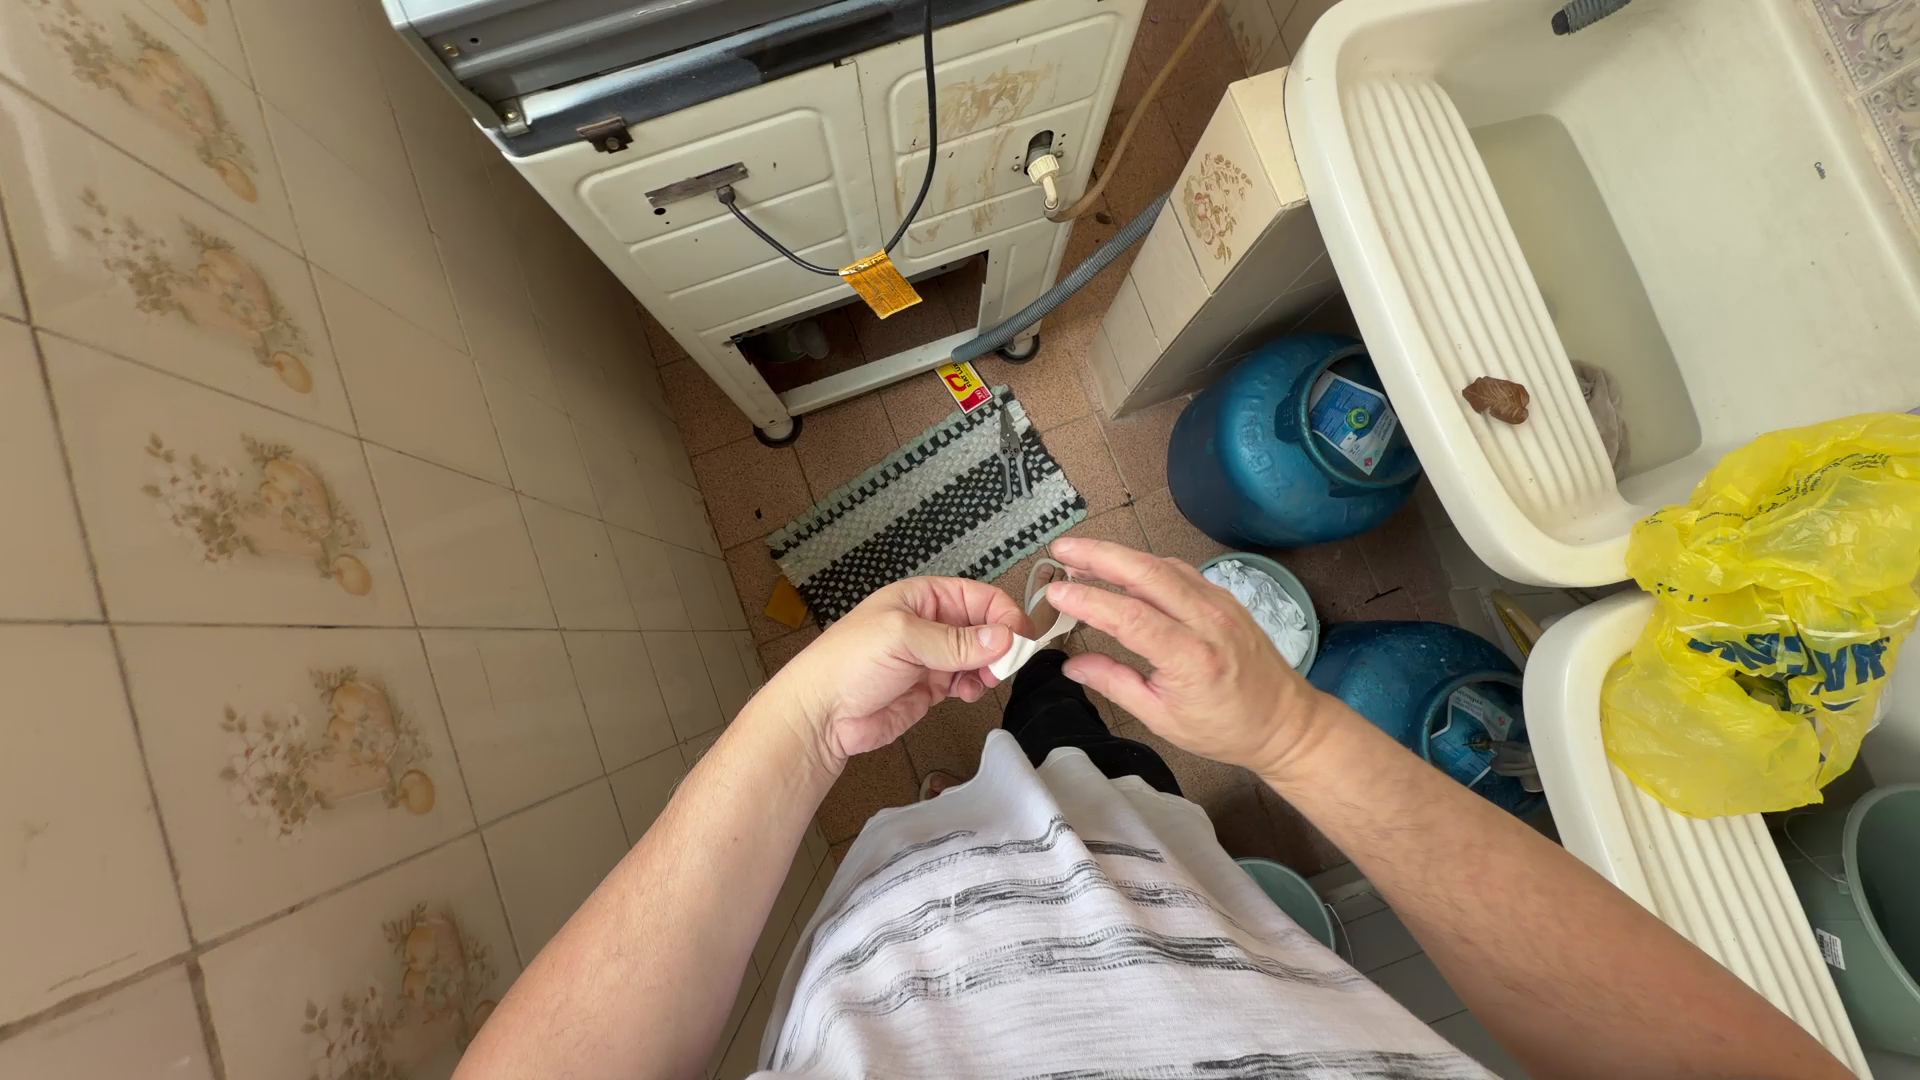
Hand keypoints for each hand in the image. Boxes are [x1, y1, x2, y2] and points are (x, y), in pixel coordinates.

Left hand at [762, 577, 1031, 770]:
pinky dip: (976, 686)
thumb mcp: (903, 639)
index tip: (1019, 639)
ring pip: (981, 656)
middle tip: (1003, 666)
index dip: (1003, 614)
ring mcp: (934, 656)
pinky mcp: (933, 686)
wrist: (821, 715)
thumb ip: (955, 641)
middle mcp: (933, 623)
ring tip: (982, 682)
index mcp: (924, 597)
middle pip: (985, 626)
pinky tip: (966, 693)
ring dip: (990, 668)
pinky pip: (968, 680)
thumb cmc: (850, 662)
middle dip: (1000, 645)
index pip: (979, 597)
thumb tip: (1005, 638)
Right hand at [1042, 537, 1341, 780]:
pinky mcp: (1223, 597)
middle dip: (1099, 555)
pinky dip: (1144, 563)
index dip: (1089, 600)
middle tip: (1061, 549)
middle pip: (1147, 573)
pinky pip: (1178, 570)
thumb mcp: (1162, 718)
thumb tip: (1071, 664)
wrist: (1285, 723)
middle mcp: (1207, 622)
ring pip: (1162, 565)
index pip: (1130, 617)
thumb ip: (1114, 684)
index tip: (1055, 591)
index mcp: (1191, 658)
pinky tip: (1121, 565)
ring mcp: (1219, 604)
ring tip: (1080, 554)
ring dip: (1119, 555)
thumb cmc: (1225, 728)